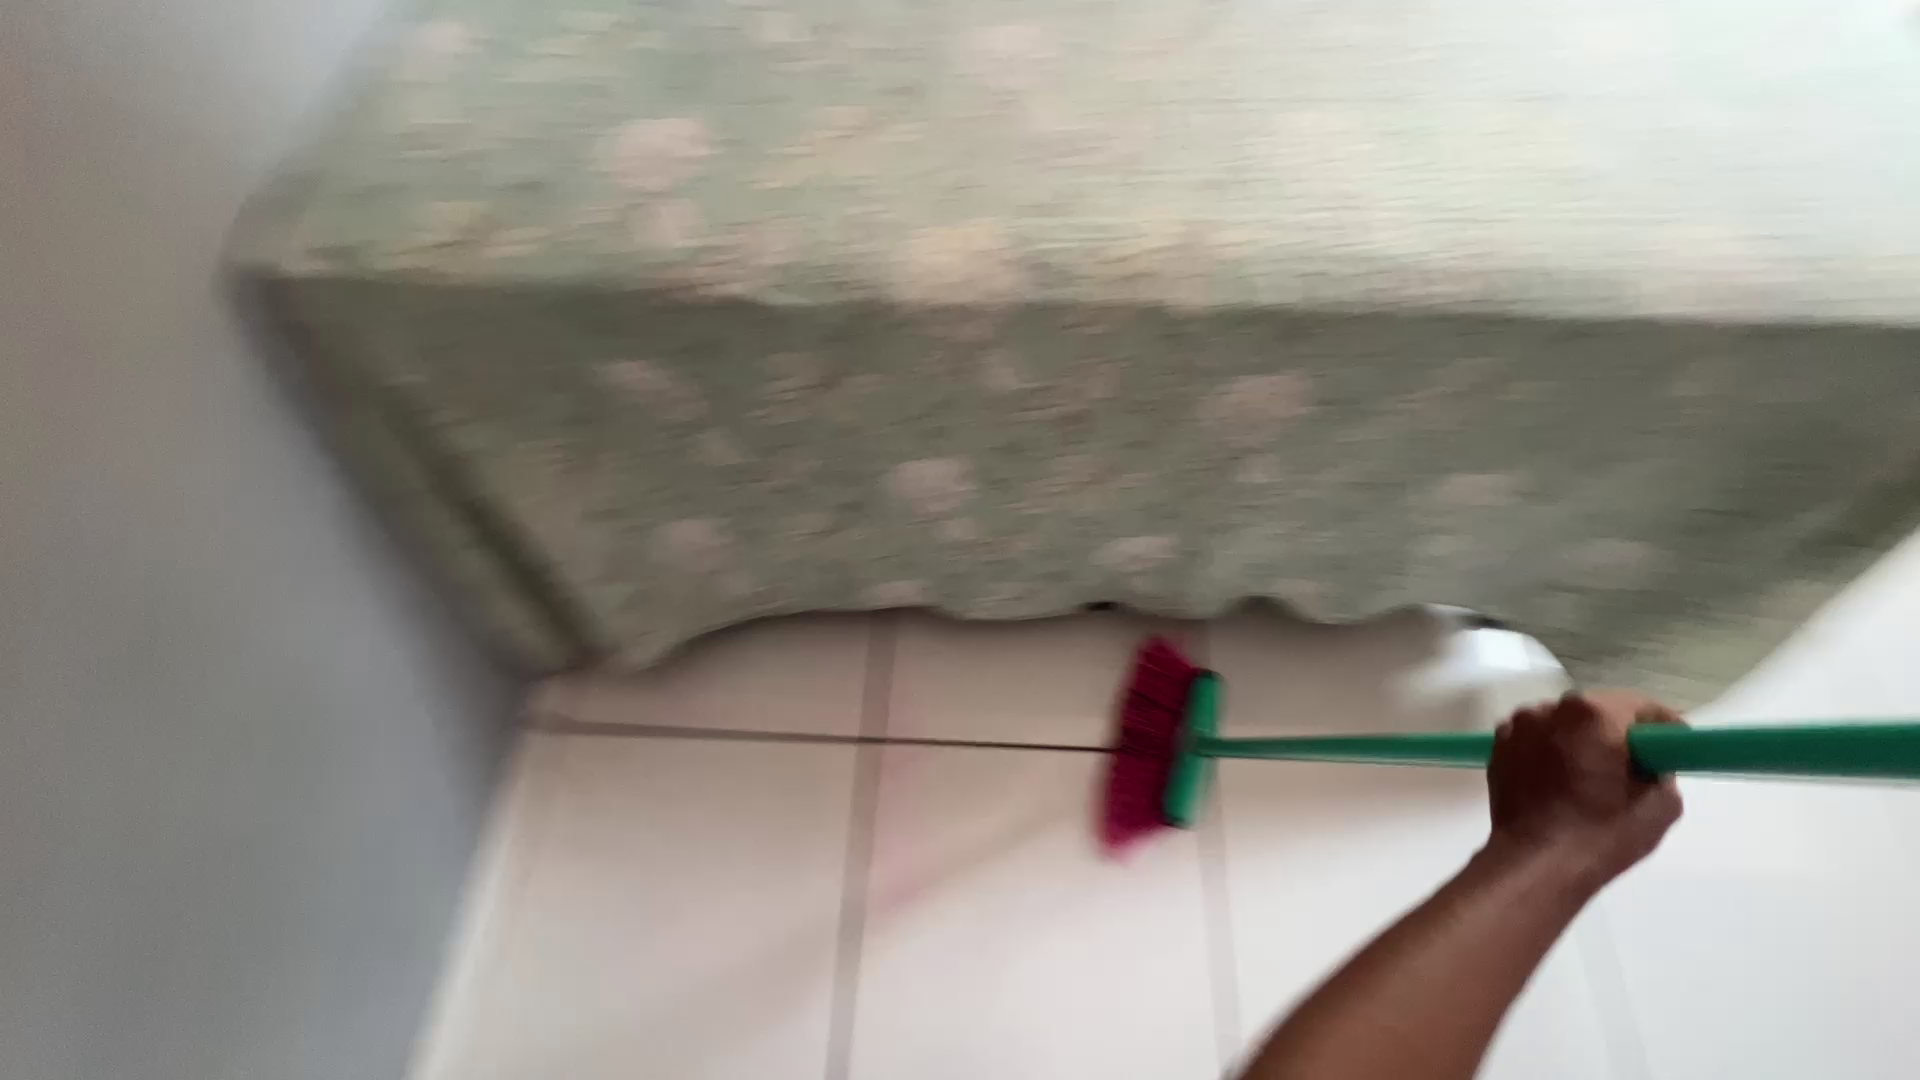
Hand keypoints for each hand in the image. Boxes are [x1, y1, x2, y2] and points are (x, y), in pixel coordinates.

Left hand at [1484, 690, 1684, 888]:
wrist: (1537, 857)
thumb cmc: (1602, 832)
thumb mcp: (1659, 804)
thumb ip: (1659, 770)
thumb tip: (1647, 762)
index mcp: (1589, 716)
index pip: (1636, 704)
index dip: (1661, 723)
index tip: (1673, 743)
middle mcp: (1546, 710)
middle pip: (1594, 709)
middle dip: (1618, 728)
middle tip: (1639, 758)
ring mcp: (1516, 726)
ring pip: (1561, 720)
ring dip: (1581, 736)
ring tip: (1598, 768)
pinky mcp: (1498, 744)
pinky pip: (1536, 736)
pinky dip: (1553, 746)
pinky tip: (1564, 774)